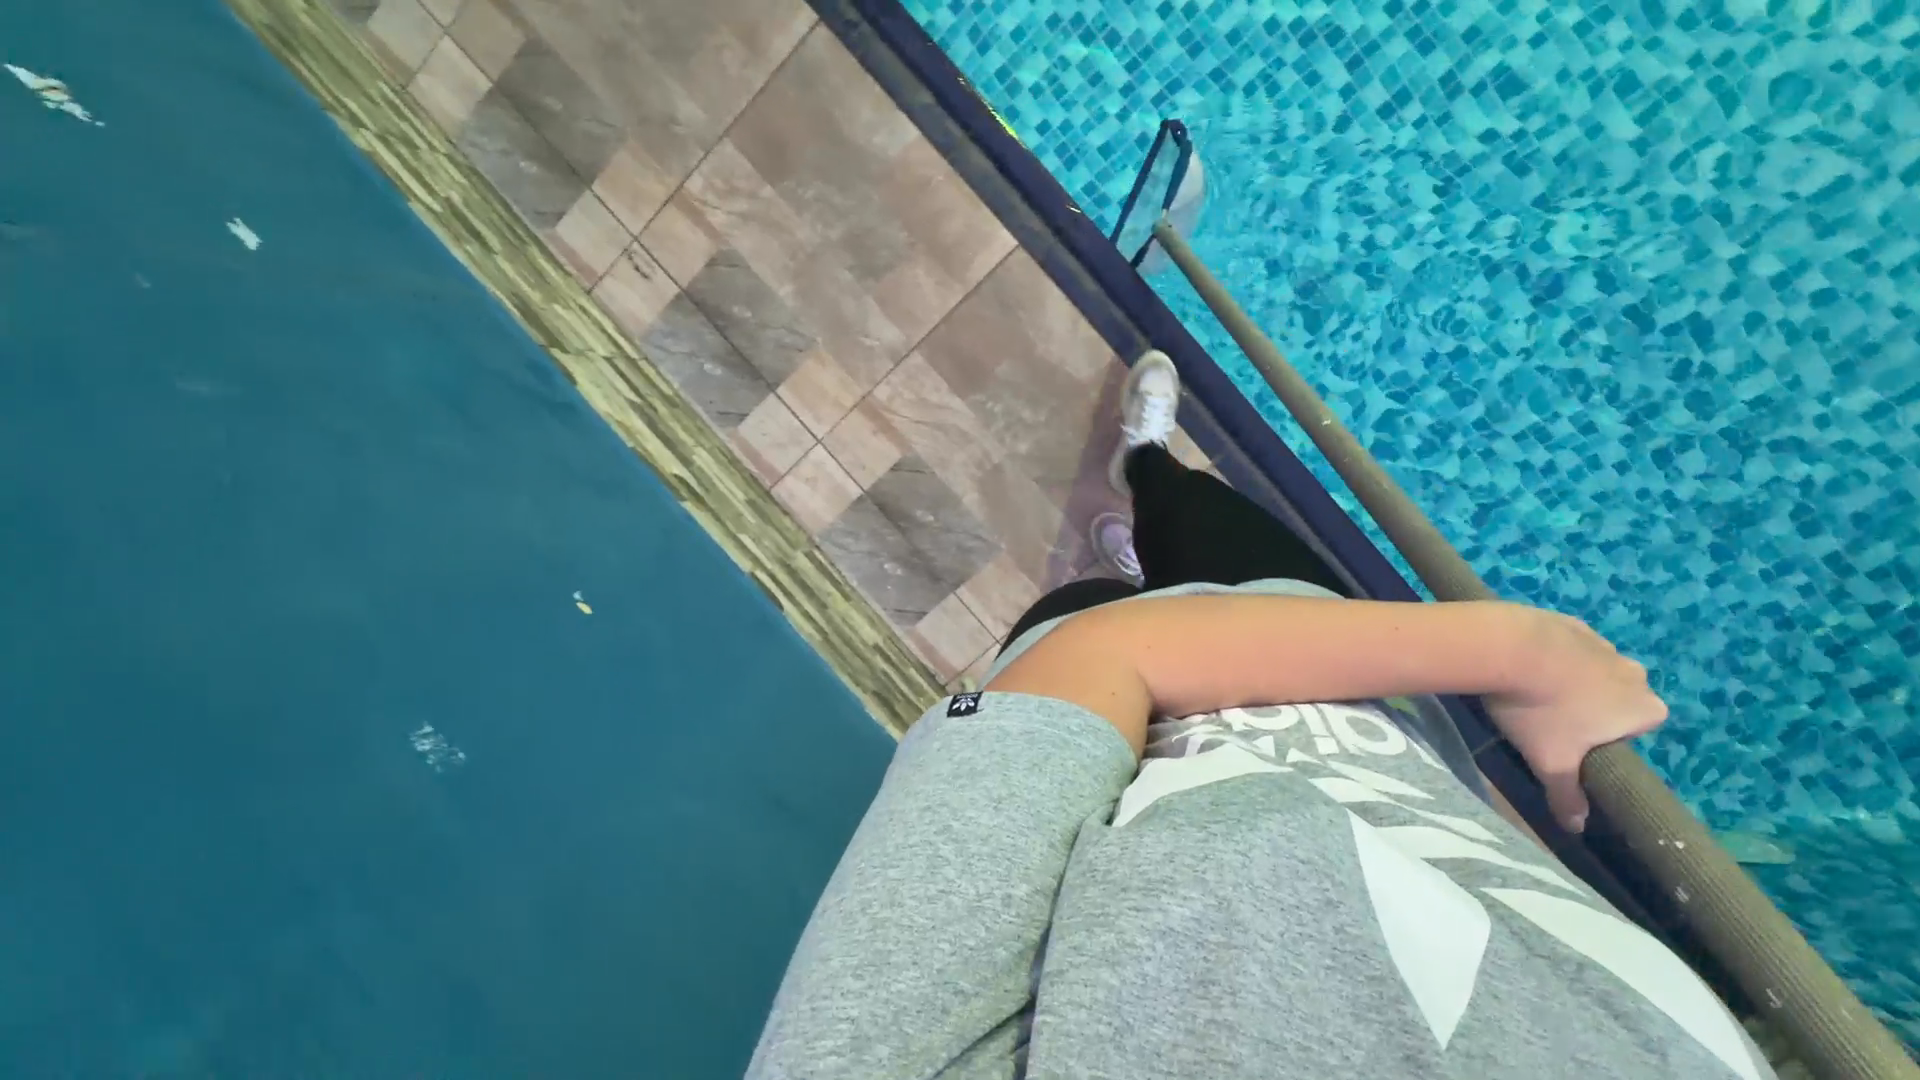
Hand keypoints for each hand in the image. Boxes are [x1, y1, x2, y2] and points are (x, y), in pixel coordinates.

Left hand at [1483, 609, 1667, 832]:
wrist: (1505, 648)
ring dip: (1563, 676)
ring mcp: (1603, 642)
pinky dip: (1545, 652)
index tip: (1566, 734)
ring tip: (1525, 686)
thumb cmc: (1537, 711)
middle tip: (1542, 712)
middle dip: (1583, 705)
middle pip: (1612, 696)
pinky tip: (1517, 659)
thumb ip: (1567, 794)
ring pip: (1588, 667)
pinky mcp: (1569, 621)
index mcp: (1644, 707)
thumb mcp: (1551, 761)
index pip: (1631, 728)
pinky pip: (1562, 643)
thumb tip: (1576, 828)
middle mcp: (1635, 672)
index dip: (1600, 735)